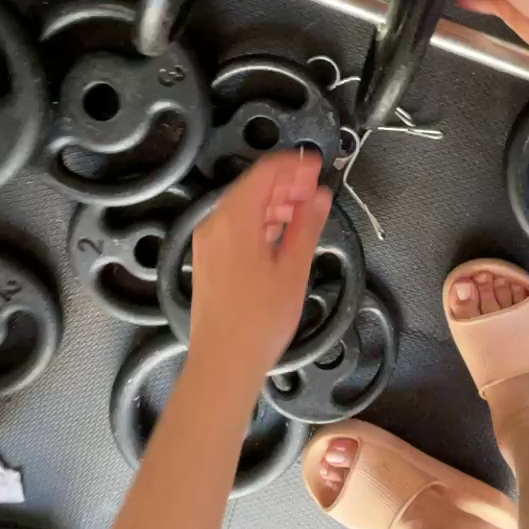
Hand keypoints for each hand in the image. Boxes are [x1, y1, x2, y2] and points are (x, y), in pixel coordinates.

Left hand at [189, 148, 333, 378]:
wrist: (222, 364)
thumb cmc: (256, 322)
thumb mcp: (293, 269)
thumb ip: (307, 225)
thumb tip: (319, 197)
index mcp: (234, 220)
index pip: (265, 172)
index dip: (293, 164)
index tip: (316, 164)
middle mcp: (214, 224)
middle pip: (253, 186)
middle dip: (287, 182)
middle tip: (316, 188)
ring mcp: (209, 241)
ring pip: (245, 205)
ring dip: (276, 201)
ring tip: (305, 210)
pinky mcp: (209, 257)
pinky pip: (236, 224)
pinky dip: (261, 219)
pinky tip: (282, 231)